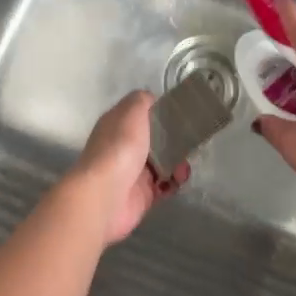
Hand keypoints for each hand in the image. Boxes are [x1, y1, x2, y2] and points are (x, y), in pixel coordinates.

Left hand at [67, 90, 189, 244]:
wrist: (106, 194)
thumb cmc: (120, 146)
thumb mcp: (132, 111)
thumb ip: (143, 100)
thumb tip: (152, 100)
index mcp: (118, 124)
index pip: (142, 114)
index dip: (161, 113)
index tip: (182, 114)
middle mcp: (125, 146)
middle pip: (155, 140)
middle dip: (175, 141)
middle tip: (190, 143)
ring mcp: (133, 171)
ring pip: (163, 163)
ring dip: (178, 163)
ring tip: (182, 168)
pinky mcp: (143, 194)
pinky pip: (164, 186)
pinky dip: (174, 183)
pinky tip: (178, 180)